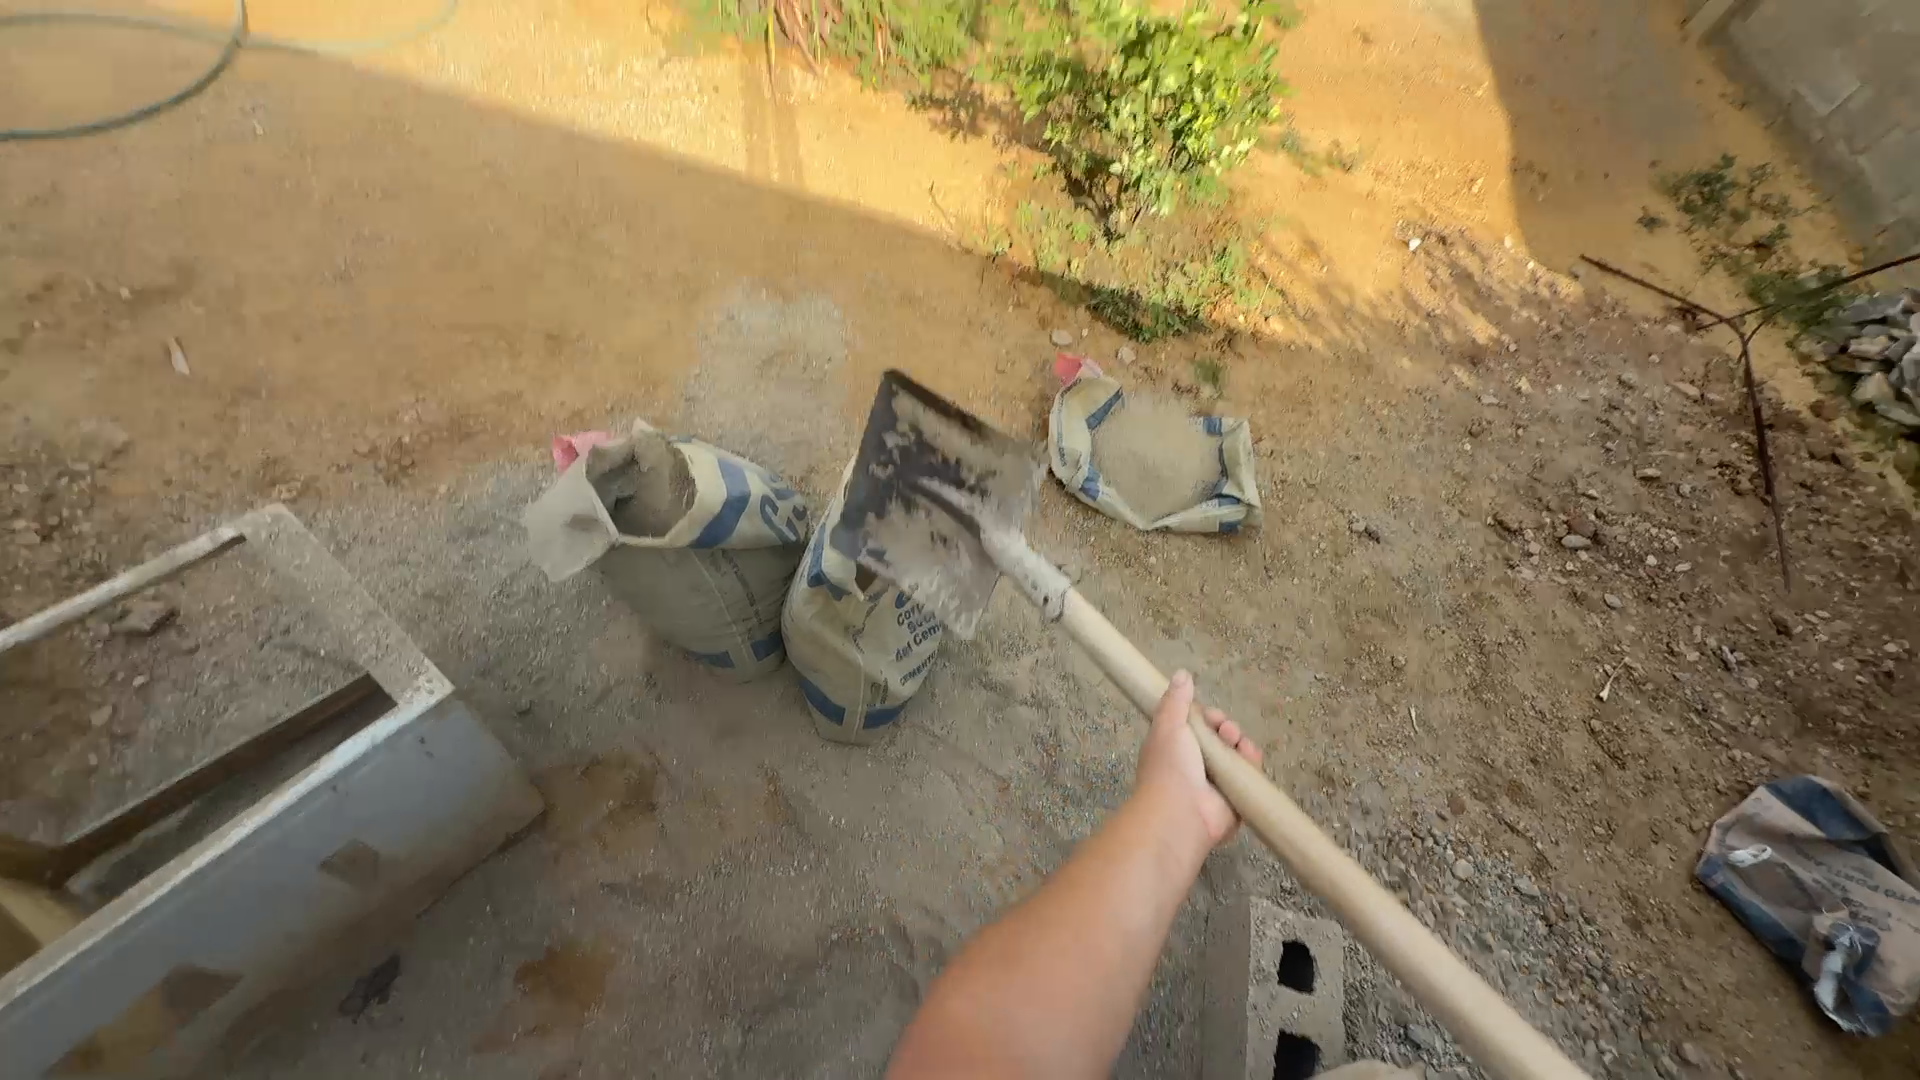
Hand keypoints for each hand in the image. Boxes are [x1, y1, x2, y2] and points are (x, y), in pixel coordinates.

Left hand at [1134, 670, 1262, 847]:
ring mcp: (1217, 781)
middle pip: (1220, 736)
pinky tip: (1250, 756)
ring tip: (1238, 743)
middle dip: (1227, 728)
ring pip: (1237, 753)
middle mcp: (1195, 762)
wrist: (1181, 812)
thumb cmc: (1170, 765)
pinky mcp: (1236, 796)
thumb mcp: (1168, 725)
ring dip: (1241, 742)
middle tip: (1226, 731)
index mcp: (1176, 746)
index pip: (1198, 724)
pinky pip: (1250, 774)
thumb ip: (1176, 700)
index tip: (1211, 715)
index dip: (1208, 716)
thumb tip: (1182, 674)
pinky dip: (1252, 762)